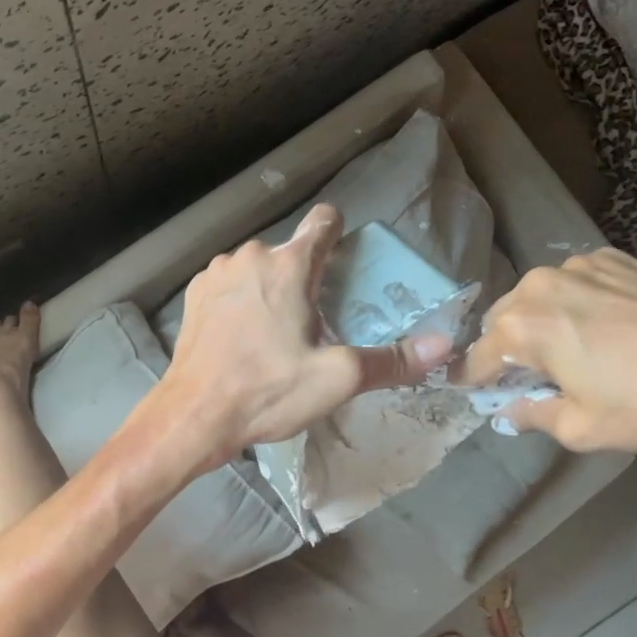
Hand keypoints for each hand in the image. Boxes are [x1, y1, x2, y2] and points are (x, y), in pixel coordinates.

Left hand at [156, 204, 454, 464]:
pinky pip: (230, 285)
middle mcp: (250, 255)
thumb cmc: (268, 391)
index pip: (323, 221)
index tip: (345, 261)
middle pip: (291, 253)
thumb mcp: (337, 379)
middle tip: (313, 325)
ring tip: (274, 337)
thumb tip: (443, 346)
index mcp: (289, 264)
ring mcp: (217, 272)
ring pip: (258, 269)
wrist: (193, 415)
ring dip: (270, 290)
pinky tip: (241, 339)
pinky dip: (240, 302)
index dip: (339, 234)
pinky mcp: (195, 293)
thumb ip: (392, 360)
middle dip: (306, 279)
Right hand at [459, 248, 636, 452]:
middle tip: (536, 379)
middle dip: (510, 348)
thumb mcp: (585, 429)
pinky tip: (615, 330)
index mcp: (523, 326)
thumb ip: (533, 416)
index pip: (478, 356)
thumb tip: (509, 410)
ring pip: (542, 297)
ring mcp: (583, 265)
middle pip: (504, 319)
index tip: (479, 394)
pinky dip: (581, 304)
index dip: (476, 380)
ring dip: (546, 322)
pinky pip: (581, 283)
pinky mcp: (620, 258)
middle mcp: (542, 284)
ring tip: (580, 353)